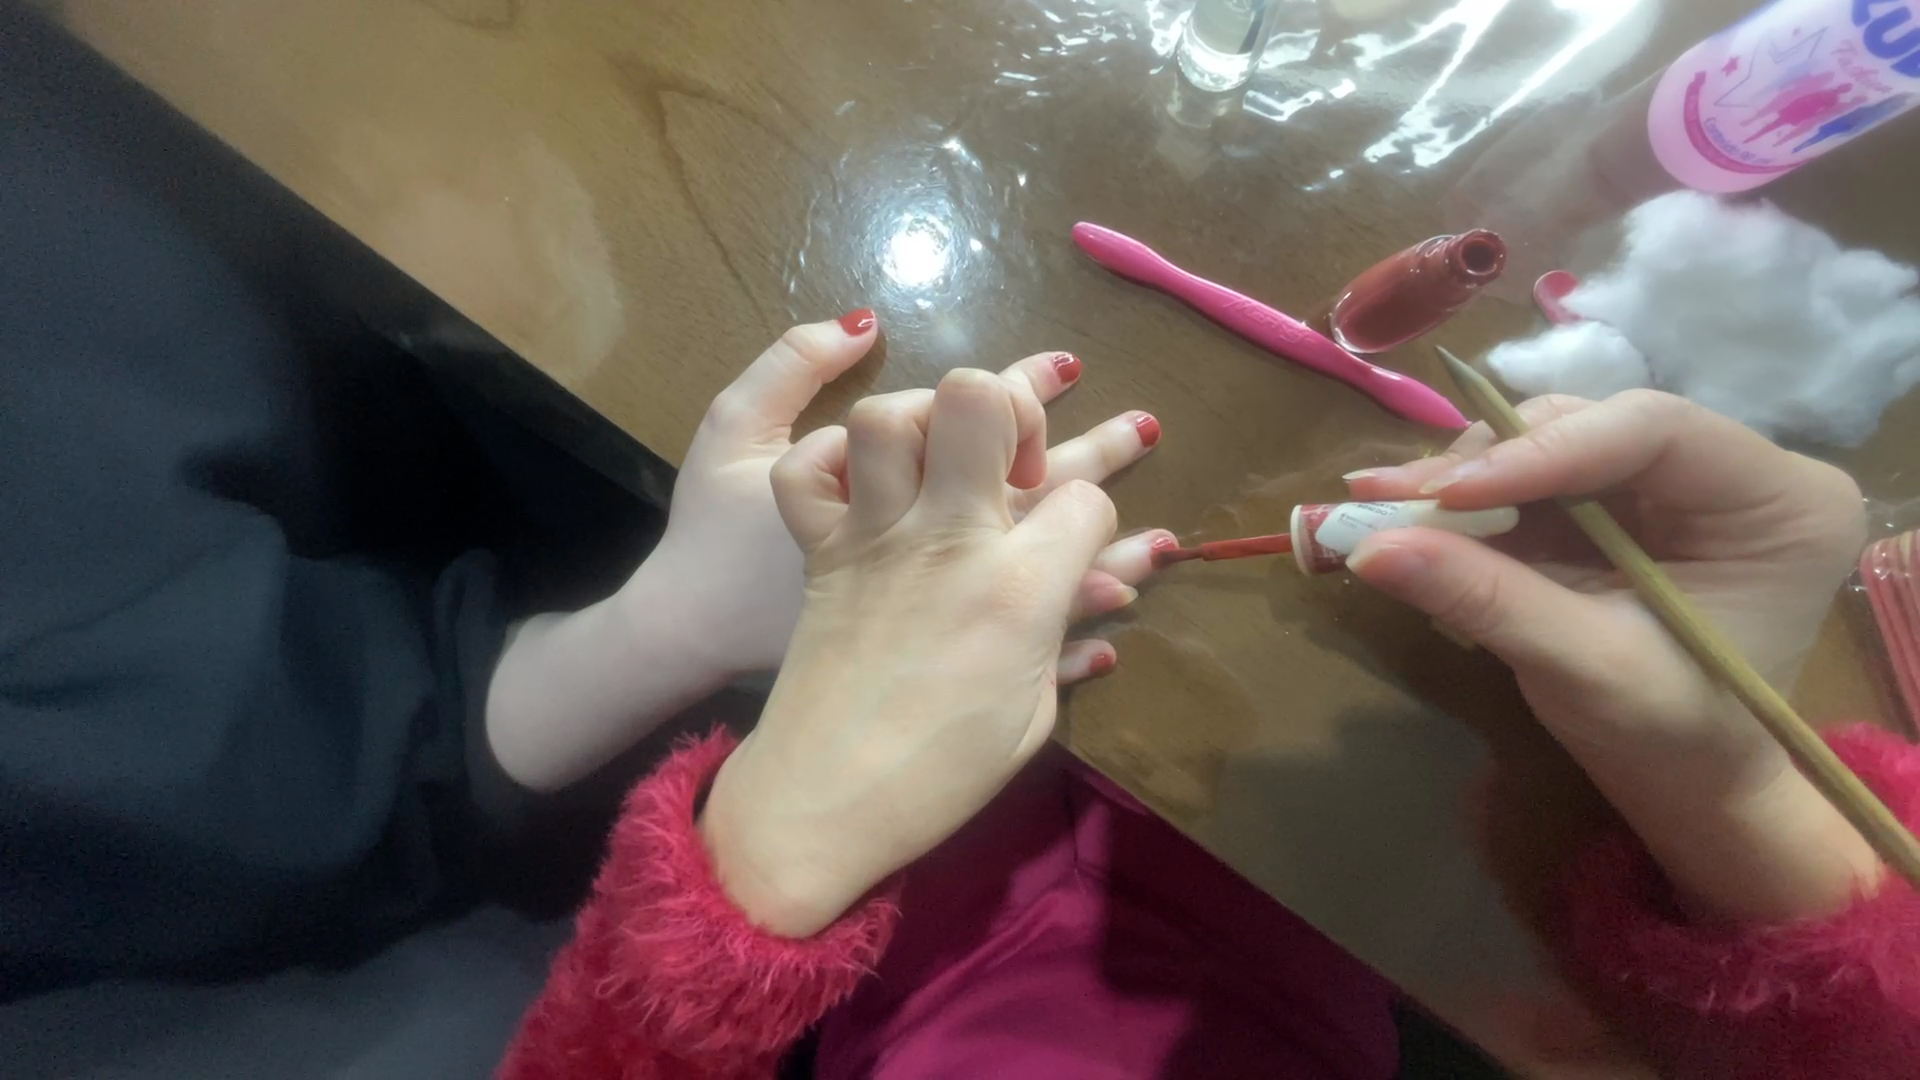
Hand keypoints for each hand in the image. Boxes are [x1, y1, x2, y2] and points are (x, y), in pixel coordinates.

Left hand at [700, 367, 1170, 936]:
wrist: (822, 799)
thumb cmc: (943, 773)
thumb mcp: (1032, 712)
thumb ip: (1067, 632)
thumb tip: (1113, 586)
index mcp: (1017, 589)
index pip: (1085, 500)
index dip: (1095, 516)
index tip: (1078, 546)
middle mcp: (945, 538)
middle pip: (977, 401)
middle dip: (1012, 405)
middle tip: (1012, 458)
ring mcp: (872, 536)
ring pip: (887, 417)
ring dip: (923, 418)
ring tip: (940, 457)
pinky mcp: (818, 548)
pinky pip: (806, 471)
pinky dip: (830, 460)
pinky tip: (863, 484)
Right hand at [1346, 390, 1875, 921]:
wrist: (1678, 771)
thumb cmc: (1668, 731)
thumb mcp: (1581, 666)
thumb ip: (1482, 598)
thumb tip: (1366, 548)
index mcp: (1771, 502)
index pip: (1648, 430)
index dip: (1535, 451)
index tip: (1441, 495)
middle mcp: (1715, 472)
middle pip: (1579, 426)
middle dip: (1477, 462)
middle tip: (1387, 495)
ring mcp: (1647, 486)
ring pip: (1532, 445)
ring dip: (1450, 477)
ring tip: (1377, 503)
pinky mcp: (1590, 506)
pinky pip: (1509, 480)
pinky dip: (1450, 500)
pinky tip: (1398, 510)